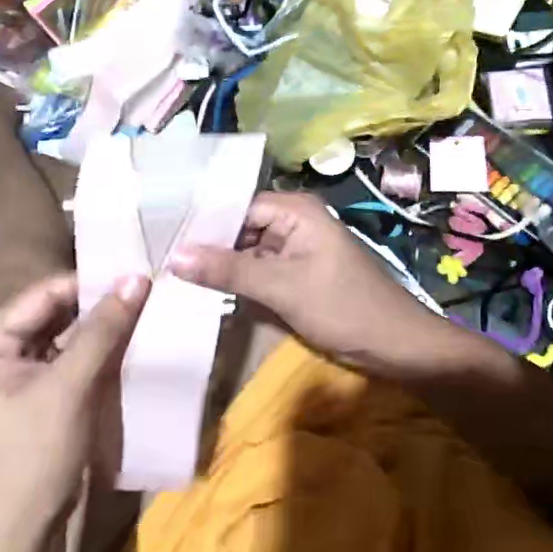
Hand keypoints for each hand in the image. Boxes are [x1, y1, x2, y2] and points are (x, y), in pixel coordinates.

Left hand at [0, 273, 147, 546]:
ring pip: (66, 340)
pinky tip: (132, 348)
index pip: (44, 294)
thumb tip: (138, 276)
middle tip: (150, 292)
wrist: (14, 550)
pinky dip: (98, 357)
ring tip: (148, 313)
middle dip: (100, 307)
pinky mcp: (35, 404)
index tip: (141, 274)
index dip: (92, 283)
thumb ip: (102, 329)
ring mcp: (13, 381)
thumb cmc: (29, 460)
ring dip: (103, 332)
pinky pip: (69, 365)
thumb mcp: (68, 388)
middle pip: (54, 315)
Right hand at [167, 191, 436, 371]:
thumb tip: (175, 255)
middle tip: (157, 263)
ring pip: (246, 252)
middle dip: (206, 246)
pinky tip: (203, 295)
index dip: (200, 224)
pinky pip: (258, 272)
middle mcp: (293, 222)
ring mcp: (294, 250)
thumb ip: (229, 270)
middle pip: (239, 228)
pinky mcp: (296, 276)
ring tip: (170, 279)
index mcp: (295, 210)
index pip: (235, 206)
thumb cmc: (345, 307)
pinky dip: (236, 283)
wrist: (396, 345)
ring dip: (219, 267)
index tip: (159, 241)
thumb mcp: (283, 287)